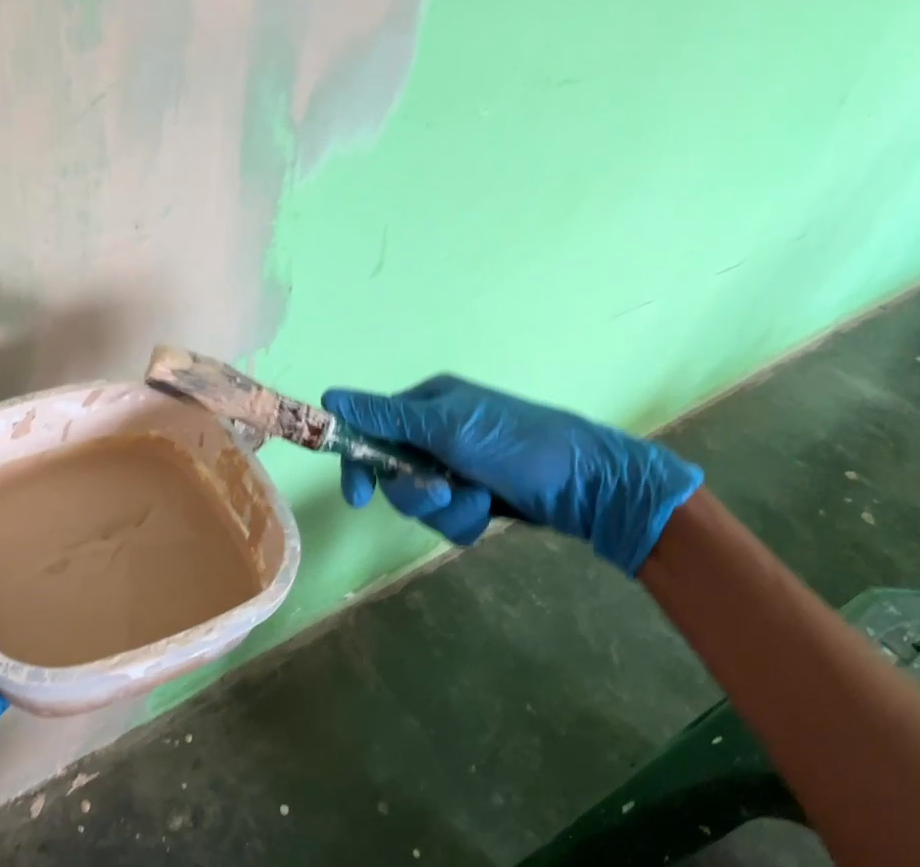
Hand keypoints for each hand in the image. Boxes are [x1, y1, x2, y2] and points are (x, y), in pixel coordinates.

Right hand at [322, 375, 702, 574]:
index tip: (358, 498)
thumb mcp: (449, 427)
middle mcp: (437, 432)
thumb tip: (327, 397)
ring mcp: (458, 465)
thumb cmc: (518, 445)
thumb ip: (386, 418)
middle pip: (392, 473)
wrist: (591, 485)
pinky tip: (490, 514)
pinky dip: (464, 521)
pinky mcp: (477, 495)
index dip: (359, 463)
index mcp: (427, 404)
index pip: (370, 430)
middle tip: (446, 493)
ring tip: (479, 502)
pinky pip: (447, 518)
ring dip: (446, 509)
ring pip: (420, 501)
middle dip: (417, 492)